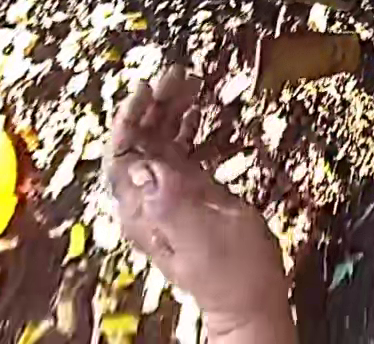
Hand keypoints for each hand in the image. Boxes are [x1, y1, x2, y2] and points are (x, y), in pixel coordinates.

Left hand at [106, 68, 291, 341]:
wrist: (252, 298)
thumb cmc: (232, 271)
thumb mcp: (203, 233)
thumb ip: (170, 200)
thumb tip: (141, 165)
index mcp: (143, 211)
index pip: (120, 156)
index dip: (127, 119)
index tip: (144, 88)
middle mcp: (150, 200)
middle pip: (139, 142)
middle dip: (152, 105)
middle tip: (174, 75)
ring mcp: (169, 195)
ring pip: (159, 141)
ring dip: (169, 109)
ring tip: (187, 81)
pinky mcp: (190, 191)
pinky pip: (179, 148)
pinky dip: (186, 124)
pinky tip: (197, 109)